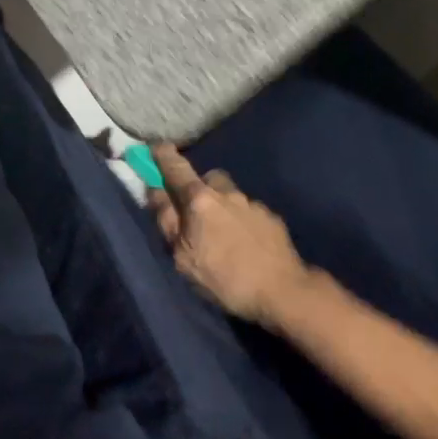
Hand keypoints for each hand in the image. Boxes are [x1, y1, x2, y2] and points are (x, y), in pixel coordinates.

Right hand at [149, 145, 316, 326]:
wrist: (282, 291)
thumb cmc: (224, 279)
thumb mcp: (182, 258)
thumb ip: (167, 221)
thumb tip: (155, 192)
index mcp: (200, 200)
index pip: (176, 169)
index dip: (163, 157)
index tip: (155, 147)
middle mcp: (227, 193)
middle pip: (208, 178)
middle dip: (198, 187)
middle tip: (194, 212)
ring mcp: (253, 203)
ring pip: (230, 195)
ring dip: (222, 206)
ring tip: (222, 235)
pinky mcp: (271, 218)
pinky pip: (249, 212)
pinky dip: (242, 222)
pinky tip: (245, 245)